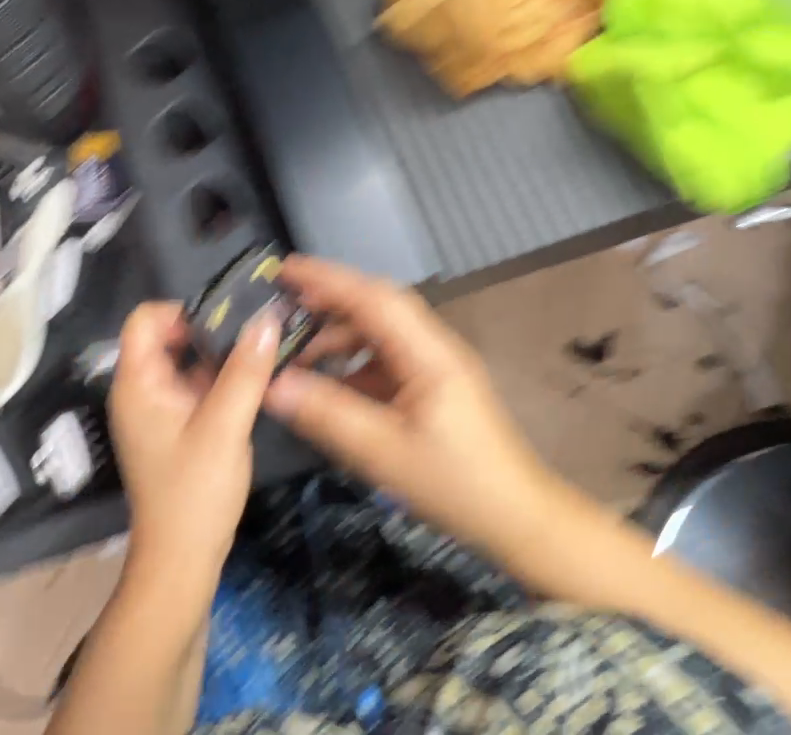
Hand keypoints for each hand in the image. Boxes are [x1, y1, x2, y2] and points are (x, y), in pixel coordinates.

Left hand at [108, 301, 277, 583]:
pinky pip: (195, 388)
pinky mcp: (175, 427)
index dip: (183, 310)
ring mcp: (157, 410)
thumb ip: (245, 371)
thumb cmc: (195, 492)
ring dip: (220, 357)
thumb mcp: (225, 427)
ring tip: (263, 353)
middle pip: (168, 337)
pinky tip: (255, 384)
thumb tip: (267, 319)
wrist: (182, 560)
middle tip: (255, 334)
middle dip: (210, 331)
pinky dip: (221, 381)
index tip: (227, 322)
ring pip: (186, 363)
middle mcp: (140, 390)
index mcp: (136, 382)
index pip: (144, 318)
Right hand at [262, 256, 554, 557]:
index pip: (374, 298)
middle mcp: (434, 349)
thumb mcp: (384, 453)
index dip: (327, 279)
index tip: (284, 269)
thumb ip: (327, 415)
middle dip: (329, 300)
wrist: (518, 520)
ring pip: (381, 332)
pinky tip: (330, 383)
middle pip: (378, 307)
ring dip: (339, 335)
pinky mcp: (434, 388)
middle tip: (282, 307)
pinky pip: (387, 359)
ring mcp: (436, 368)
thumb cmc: (457, 484)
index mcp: (429, 355)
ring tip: (298, 353)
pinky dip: (353, 362)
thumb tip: (272, 386)